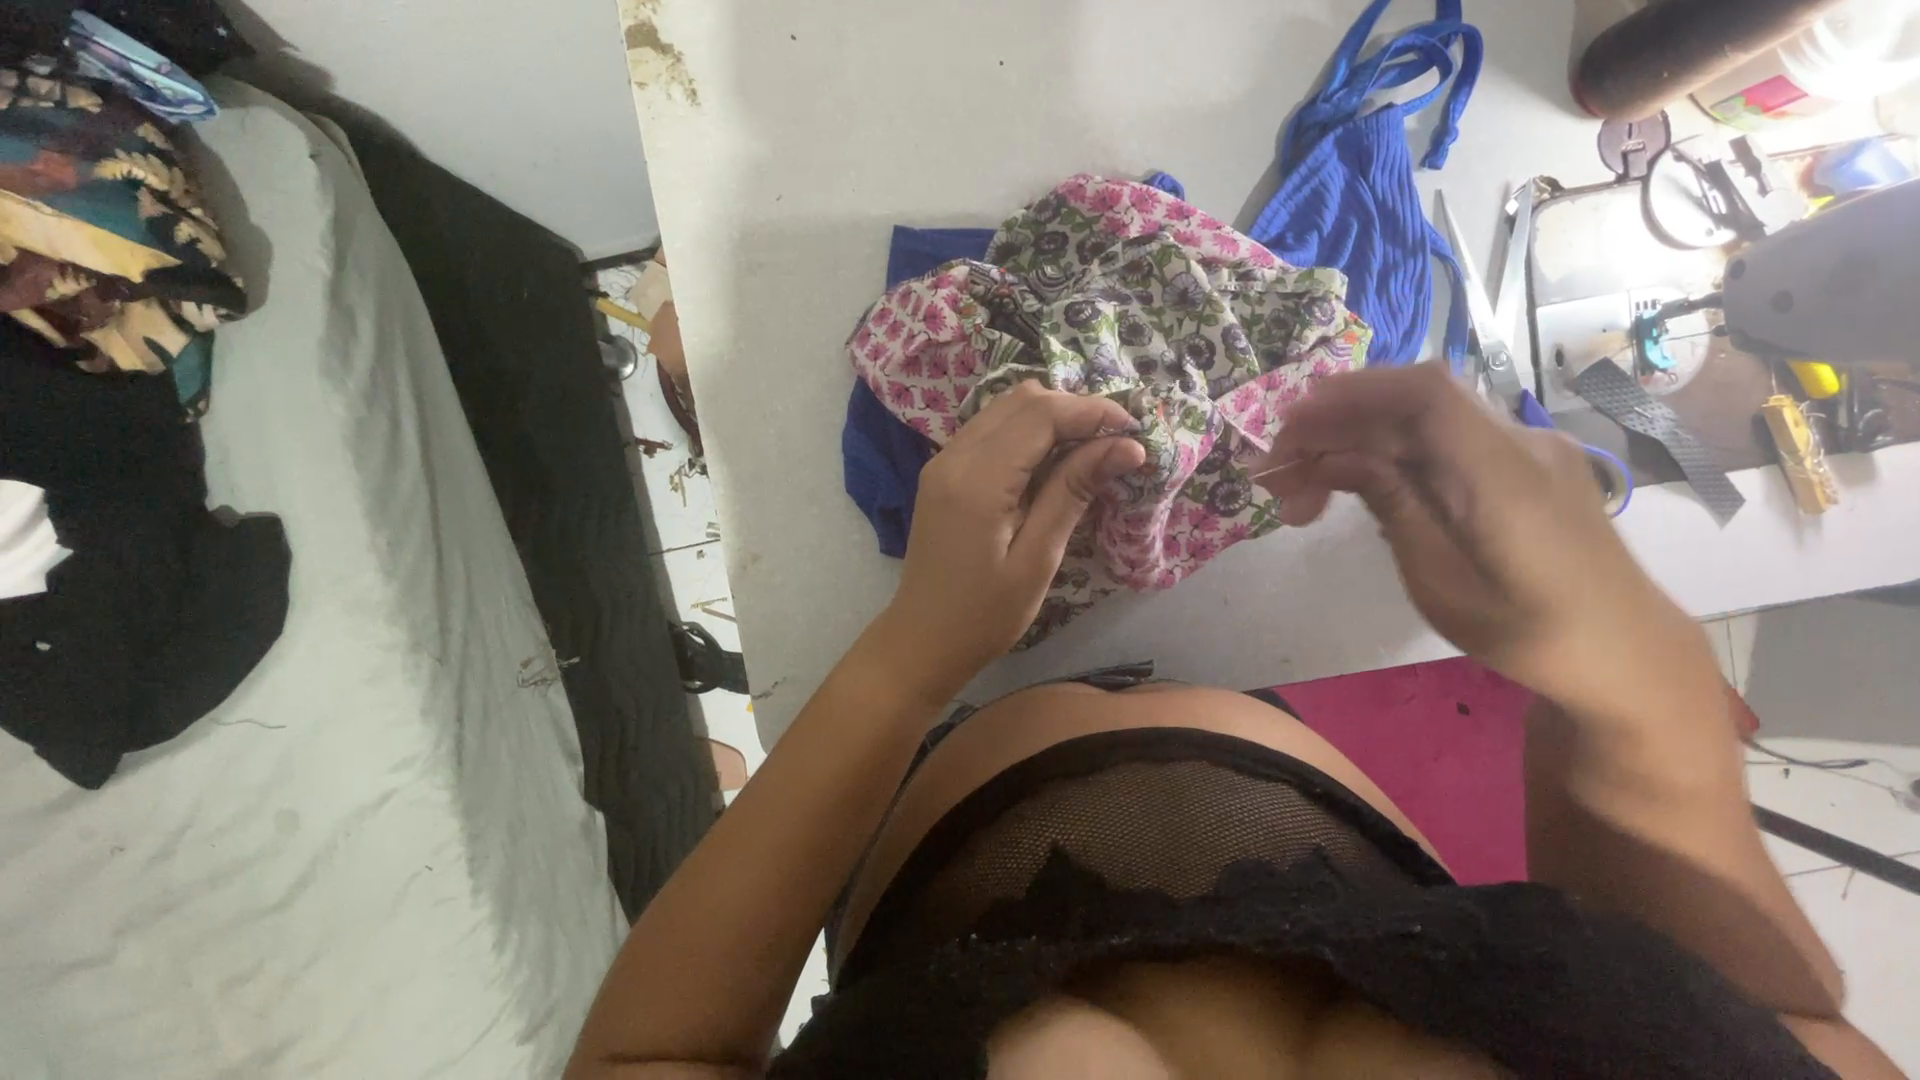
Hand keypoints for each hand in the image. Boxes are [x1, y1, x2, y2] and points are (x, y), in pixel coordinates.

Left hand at [873, 382, 1145, 701]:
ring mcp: (943, 461)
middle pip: (1022, 400)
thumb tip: (1125, 445)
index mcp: (978, 479)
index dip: (1092, 411)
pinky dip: (1027, 433)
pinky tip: (1053, 462)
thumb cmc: (984, 614)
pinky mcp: (942, 472)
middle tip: (1116, 440)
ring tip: (1093, 449)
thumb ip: (1074, 492)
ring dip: (1052, 417)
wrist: (922, 640)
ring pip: (1005, 409)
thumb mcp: (1038, 558)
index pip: (1041, 414)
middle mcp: (954, 456)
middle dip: (1075, 409)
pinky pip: (990, 430)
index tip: (1134, 429)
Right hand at [1257, 364, 1698, 708]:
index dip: (1349, 395)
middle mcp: (1517, 443)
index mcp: (1503, 474)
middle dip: (1333, 428)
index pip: (1423, 395)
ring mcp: (1523, 450)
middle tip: (1276, 478)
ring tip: (1303, 496)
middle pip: (1411, 405)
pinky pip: (1442, 442)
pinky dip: (1387, 454)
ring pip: (1420, 423)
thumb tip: (1334, 457)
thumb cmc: (1528, 632)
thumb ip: (1392, 507)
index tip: (1288, 426)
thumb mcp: (1442, 581)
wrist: (1622, 652)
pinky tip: (1355, 488)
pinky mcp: (1518, 465)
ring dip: (1353, 444)